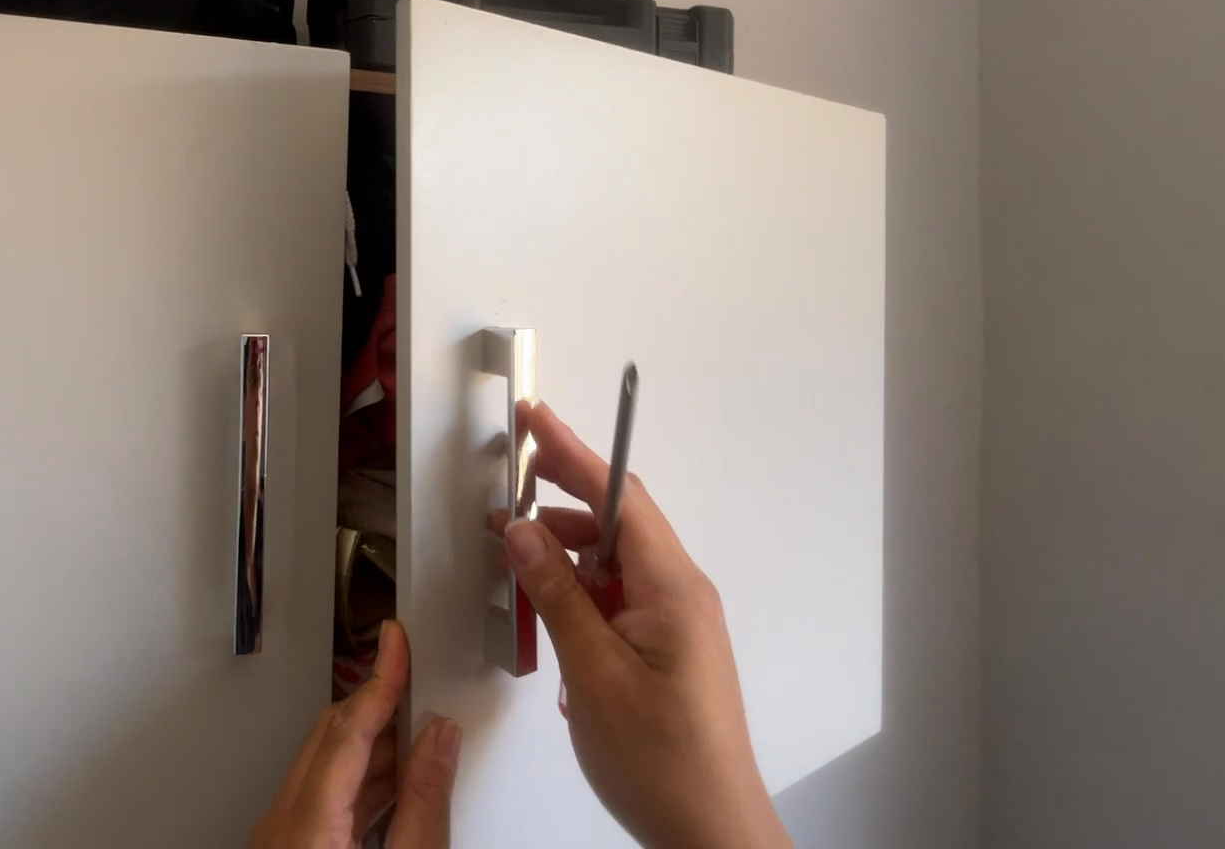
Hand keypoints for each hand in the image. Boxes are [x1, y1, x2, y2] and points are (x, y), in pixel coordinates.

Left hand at [250, 621, 462, 848]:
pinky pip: (325, 794)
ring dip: (376, 746)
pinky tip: (398, 782)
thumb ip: (423, 803)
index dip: (380, 678)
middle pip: (333, 736)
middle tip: (421, 685)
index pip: (347, 727)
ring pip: (329, 763)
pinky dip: (363, 779)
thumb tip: (441, 739)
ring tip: (422, 737)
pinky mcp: (290, 847)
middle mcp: (283, 826)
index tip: (396, 639)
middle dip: (381, 707)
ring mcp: (282, 838)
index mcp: (307, 827)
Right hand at [489, 402, 792, 848]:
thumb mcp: (592, 670)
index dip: (573, 450)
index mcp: (671, 585)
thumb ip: (555, 592)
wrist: (711, 835)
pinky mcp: (663, 638)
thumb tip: (520, 531)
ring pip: (611, 553)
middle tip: (515, 474)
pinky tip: (545, 595)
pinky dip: (576, 580)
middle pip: (615, 515)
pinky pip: (615, 588)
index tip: (537, 418)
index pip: (618, 493)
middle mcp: (678, 589)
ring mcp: (673, 614)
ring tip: (513, 546)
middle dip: (562, 488)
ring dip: (563, 542)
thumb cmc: (661, 760)